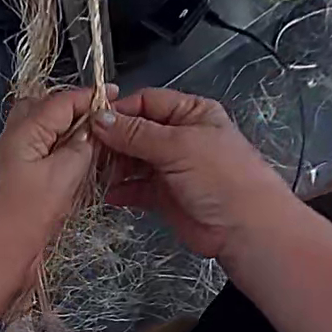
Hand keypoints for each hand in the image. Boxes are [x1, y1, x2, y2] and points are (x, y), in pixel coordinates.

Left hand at [0, 86, 114, 316]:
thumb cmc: (25, 218)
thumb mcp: (62, 178)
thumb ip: (81, 148)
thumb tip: (93, 130)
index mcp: (23, 132)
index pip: (59, 101)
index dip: (88, 96)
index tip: (116, 94)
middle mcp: (13, 141)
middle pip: (42, 110)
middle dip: (72, 108)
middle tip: (102, 120)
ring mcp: (12, 163)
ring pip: (40, 133)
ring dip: (65, 131)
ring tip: (93, 142)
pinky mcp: (15, 184)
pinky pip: (40, 155)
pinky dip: (59, 152)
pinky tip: (76, 166)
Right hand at [89, 88, 297, 260]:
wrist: (244, 229)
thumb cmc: (221, 178)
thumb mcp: (178, 146)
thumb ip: (136, 133)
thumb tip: (100, 119)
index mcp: (190, 113)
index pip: (146, 102)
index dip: (119, 111)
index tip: (91, 122)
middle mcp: (179, 137)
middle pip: (135, 132)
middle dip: (112, 141)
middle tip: (88, 151)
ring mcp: (170, 168)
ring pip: (132, 161)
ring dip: (113, 167)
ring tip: (95, 173)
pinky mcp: (164, 196)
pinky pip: (135, 188)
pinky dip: (121, 190)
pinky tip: (108, 194)